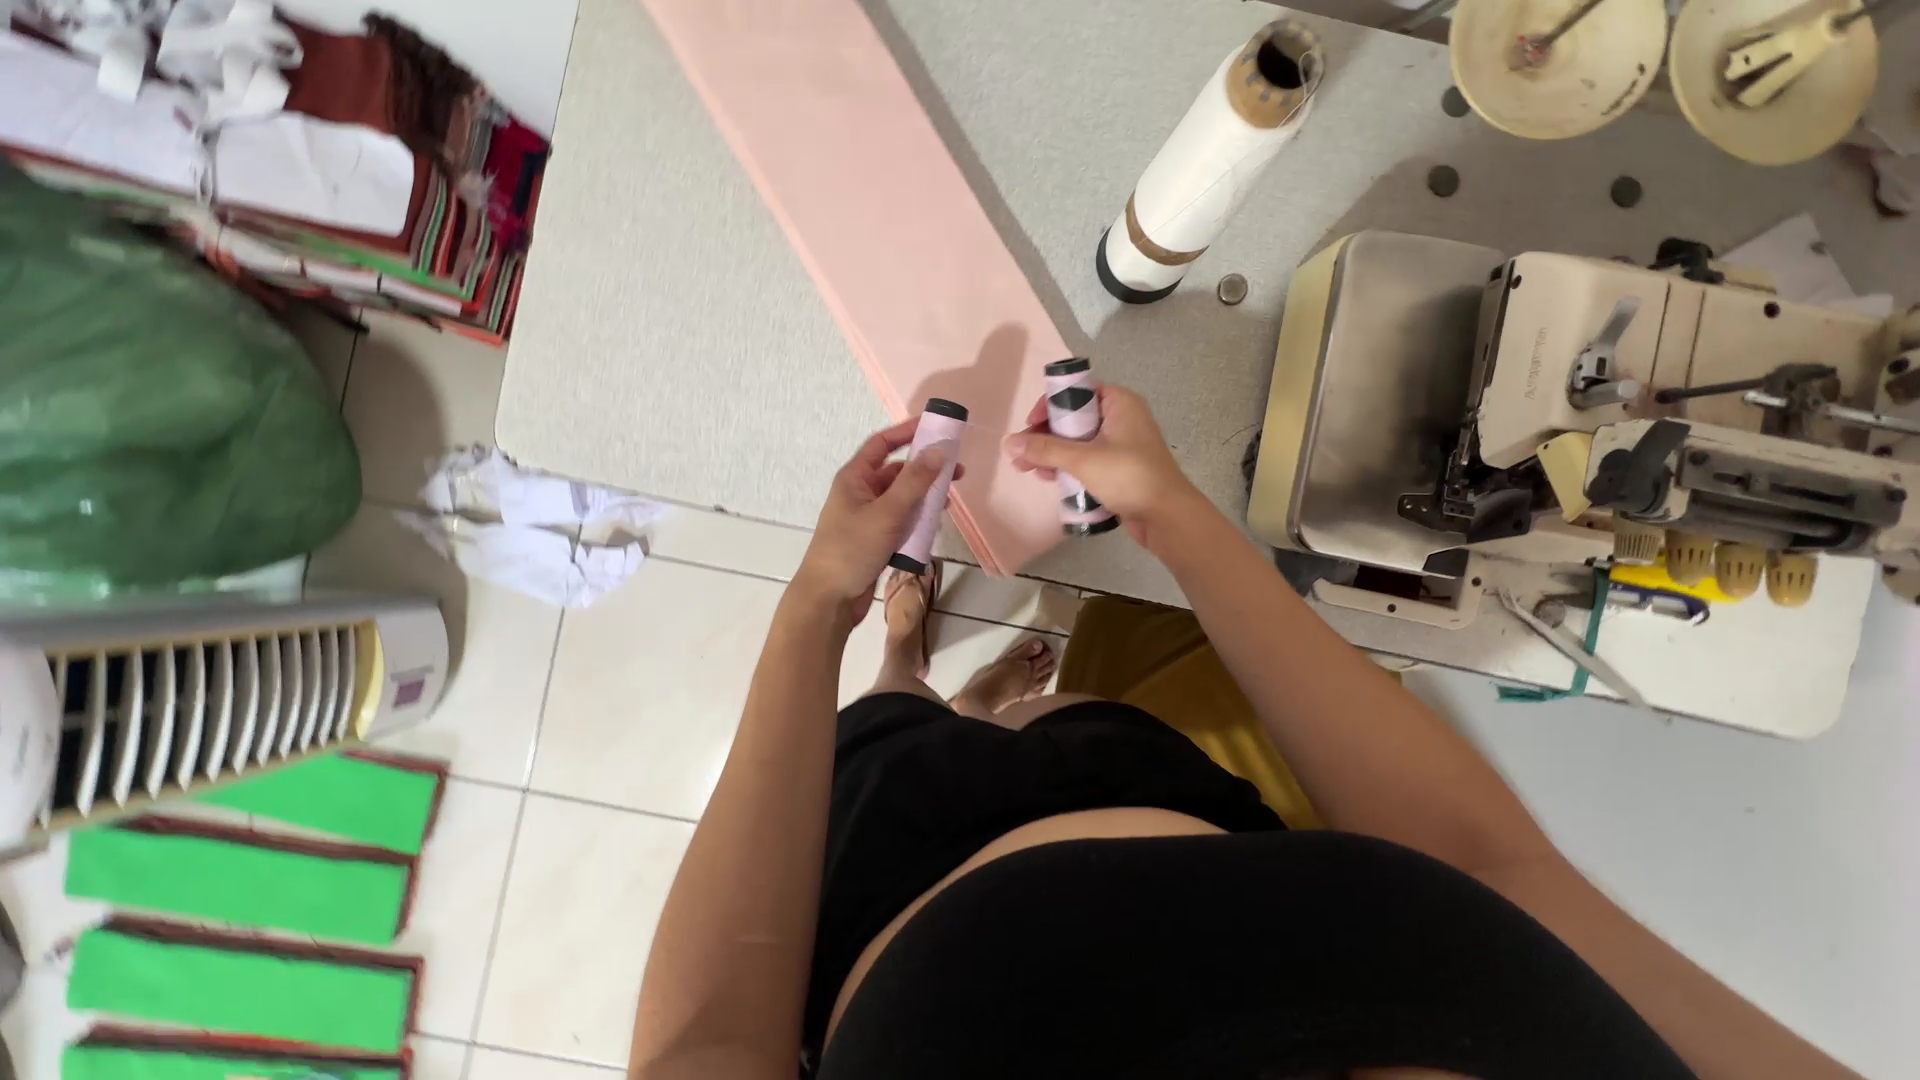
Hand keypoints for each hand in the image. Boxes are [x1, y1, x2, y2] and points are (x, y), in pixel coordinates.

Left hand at [794, 417, 954, 628]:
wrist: (829, 599)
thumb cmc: (852, 549)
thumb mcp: (887, 512)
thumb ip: (915, 481)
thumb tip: (939, 449)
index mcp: (854, 478)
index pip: (882, 444)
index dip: (907, 431)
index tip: (935, 426)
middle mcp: (860, 493)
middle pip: (896, 472)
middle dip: (925, 470)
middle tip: (956, 472)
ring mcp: (867, 518)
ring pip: (901, 499)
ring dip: (923, 498)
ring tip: (947, 503)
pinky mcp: (875, 540)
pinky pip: (901, 522)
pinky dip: (917, 521)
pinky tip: (933, 528)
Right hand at [1004, 382, 1202, 548]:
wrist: (1167, 516)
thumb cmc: (1128, 477)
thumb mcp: (1083, 459)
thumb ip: (1044, 449)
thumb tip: (1008, 442)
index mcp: (1119, 403)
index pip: (1077, 391)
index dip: (1050, 405)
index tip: (1030, 425)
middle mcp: (1121, 418)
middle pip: (1074, 418)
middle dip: (1045, 435)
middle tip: (1021, 453)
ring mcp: (1122, 445)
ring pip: (1078, 442)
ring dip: (1053, 454)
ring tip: (1027, 469)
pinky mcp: (1120, 468)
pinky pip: (1088, 460)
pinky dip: (1069, 467)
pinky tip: (1048, 479)